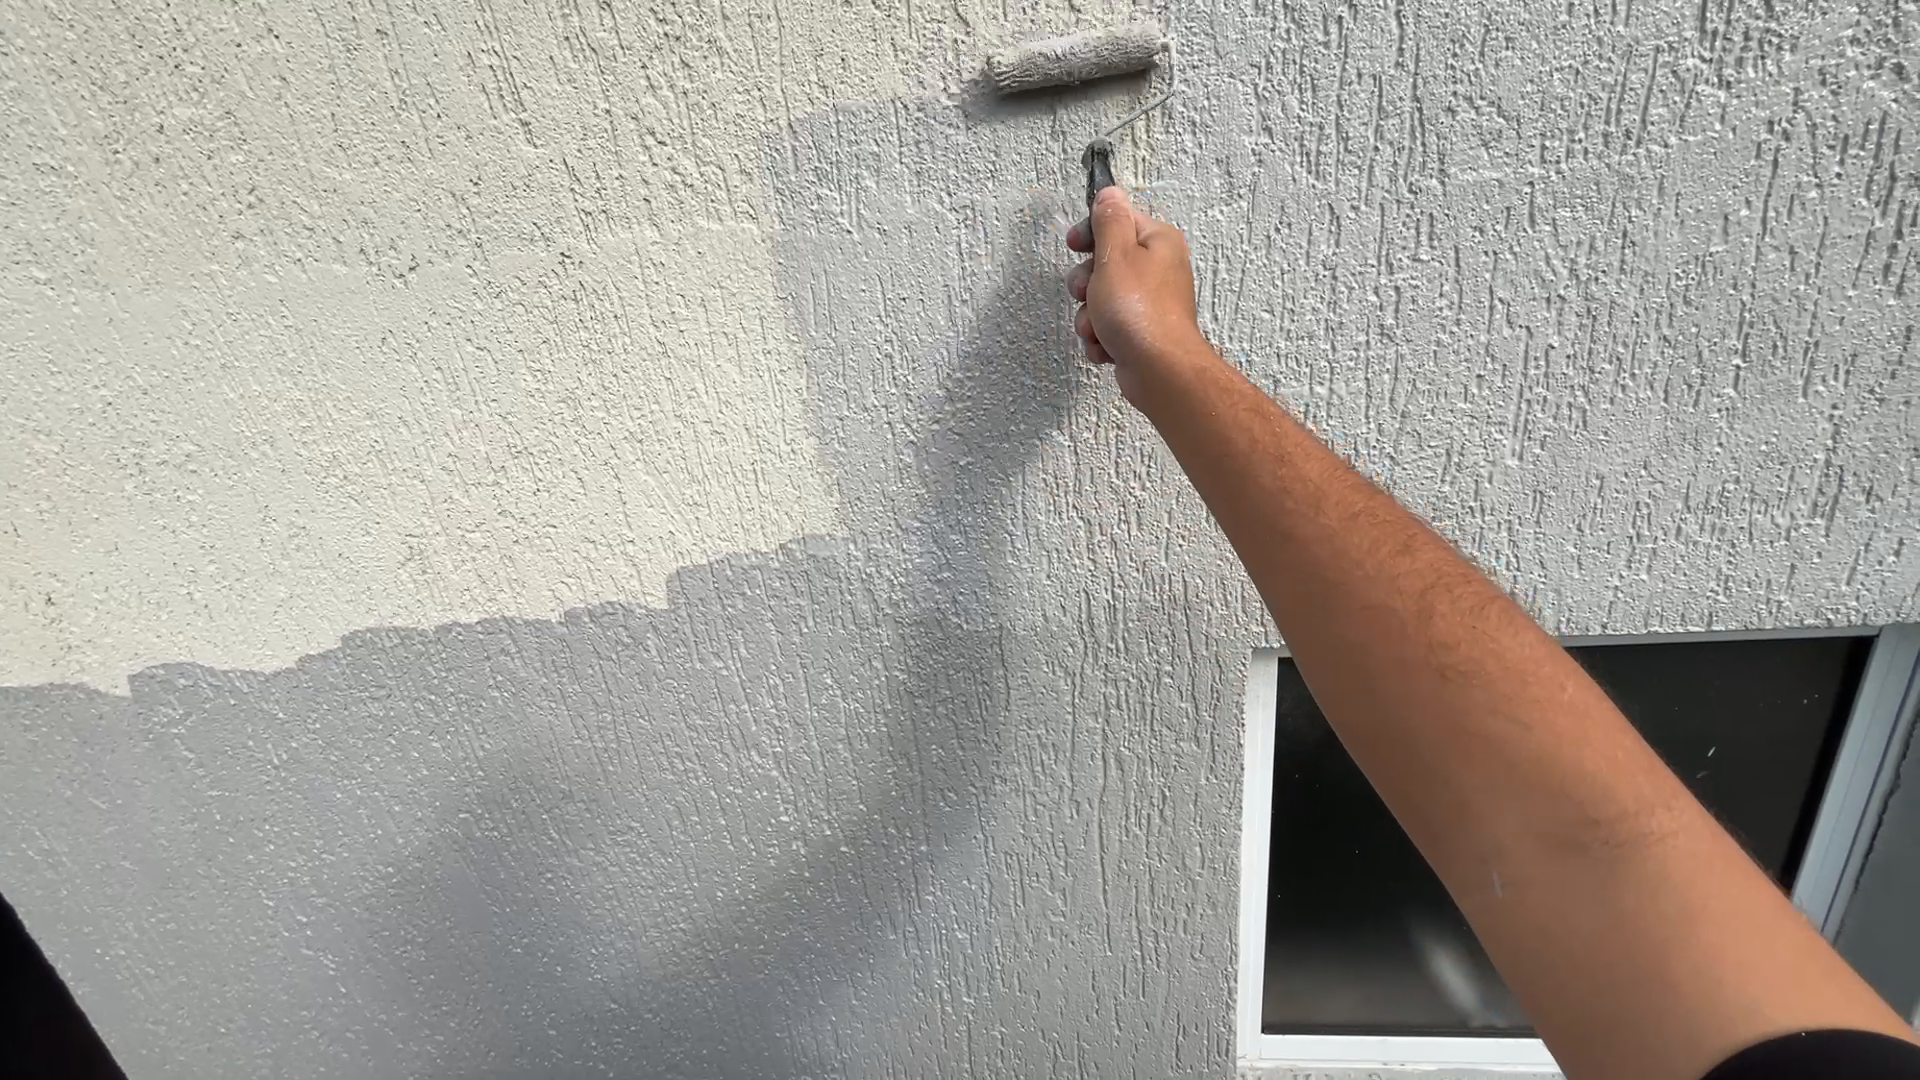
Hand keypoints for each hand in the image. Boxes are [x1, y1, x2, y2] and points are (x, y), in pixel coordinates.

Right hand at [1066, 186, 1210, 404]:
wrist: (1158, 370)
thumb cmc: (1139, 313)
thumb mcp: (1116, 255)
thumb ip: (1109, 220)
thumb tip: (1109, 194)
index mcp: (1157, 242)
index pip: (1117, 222)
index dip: (1089, 234)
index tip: (1074, 245)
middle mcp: (1158, 270)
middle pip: (1104, 265)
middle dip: (1085, 285)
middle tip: (1087, 293)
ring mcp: (1150, 304)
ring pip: (1101, 302)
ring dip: (1089, 317)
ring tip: (1098, 328)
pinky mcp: (1141, 334)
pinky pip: (1108, 329)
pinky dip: (1101, 340)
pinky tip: (1106, 347)